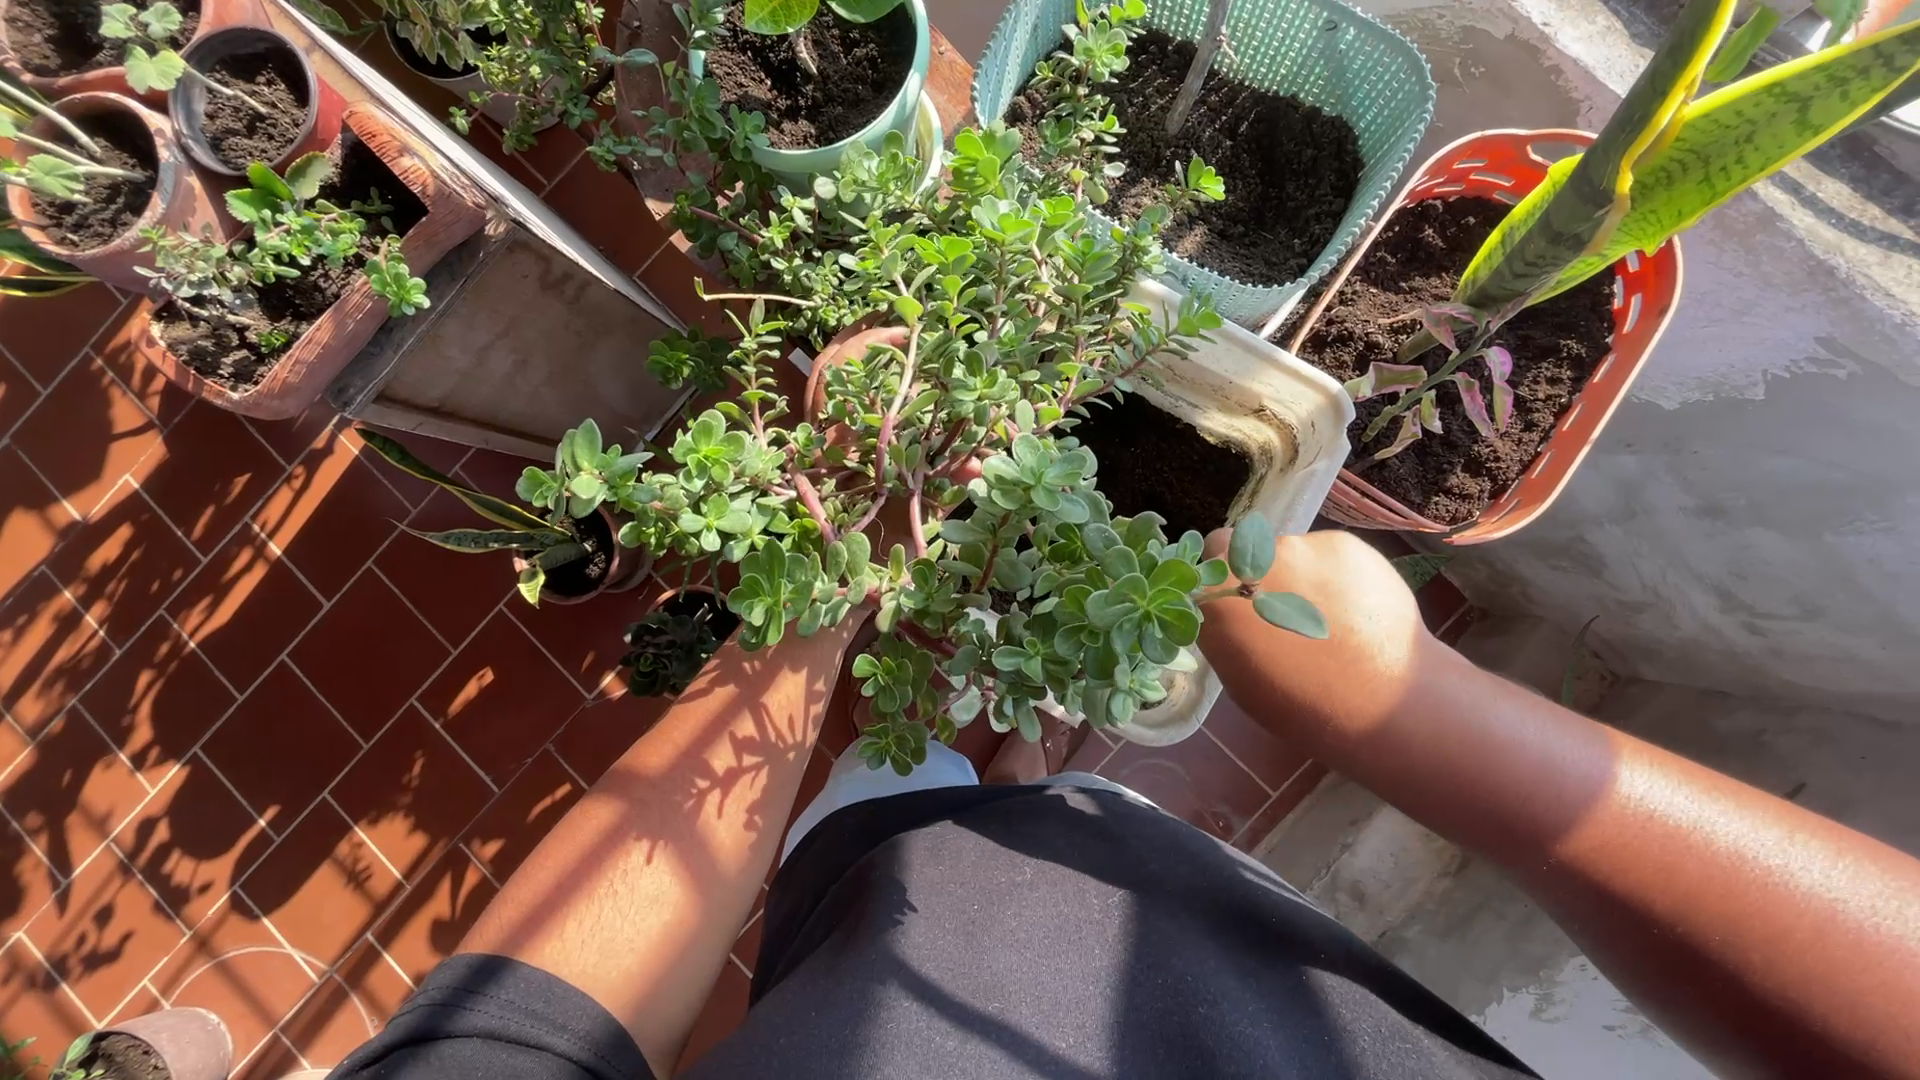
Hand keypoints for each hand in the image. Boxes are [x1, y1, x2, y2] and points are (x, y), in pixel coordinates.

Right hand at [1198, 529, 1434, 739]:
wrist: (1383, 701)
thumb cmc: (1300, 705)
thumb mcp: (1236, 677)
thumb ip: (1223, 630)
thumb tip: (1231, 611)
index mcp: (1214, 596)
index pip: (1200, 568)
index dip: (1218, 582)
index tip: (1236, 604)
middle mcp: (1247, 559)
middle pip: (1239, 547)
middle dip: (1253, 569)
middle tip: (1279, 607)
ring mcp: (1296, 545)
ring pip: (1286, 550)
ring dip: (1297, 572)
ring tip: (1327, 614)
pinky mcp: (1340, 543)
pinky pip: (1326, 551)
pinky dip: (1334, 573)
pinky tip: (1354, 607)